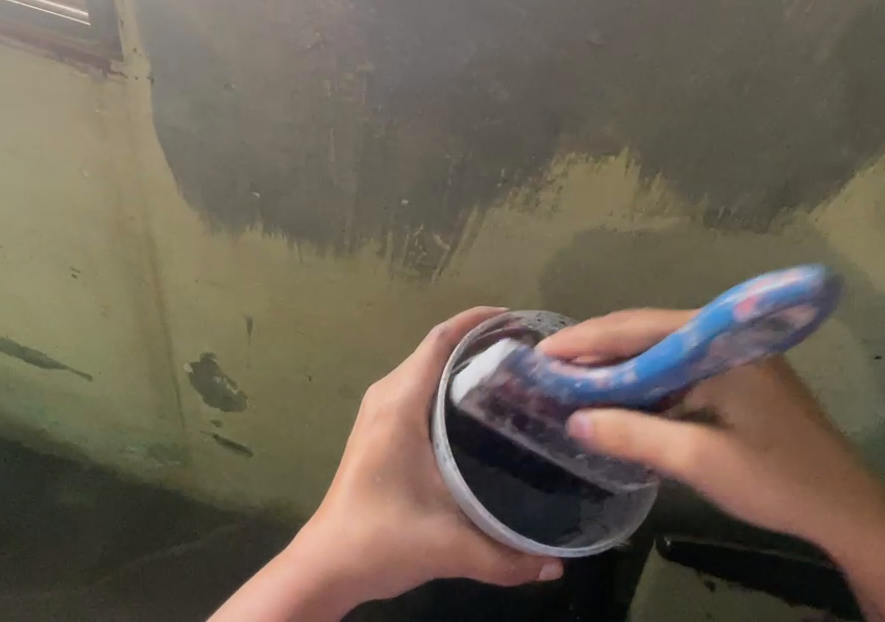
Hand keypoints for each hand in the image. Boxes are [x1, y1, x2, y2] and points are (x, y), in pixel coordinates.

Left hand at [211, 307, 562, 620]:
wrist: (327, 565)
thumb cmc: (380, 540)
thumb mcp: (447, 547)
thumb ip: (504, 558)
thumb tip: (556, 565)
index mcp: (400, 404)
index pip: (439, 341)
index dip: (475, 321)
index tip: (514, 318)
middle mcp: (387, 396)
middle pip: (435, 349)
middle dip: (477, 340)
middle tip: (524, 351)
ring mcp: (379, 410)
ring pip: (425, 367)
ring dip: (460, 360)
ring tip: (508, 372)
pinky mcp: (378, 426)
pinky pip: (417, 384)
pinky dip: (446, 380)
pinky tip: (475, 405)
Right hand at [538, 308, 884, 543]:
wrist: (852, 514)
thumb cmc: (778, 481)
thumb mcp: (700, 460)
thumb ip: (634, 435)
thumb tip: (573, 421)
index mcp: (723, 343)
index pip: (642, 328)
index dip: (590, 340)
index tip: (544, 352)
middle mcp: (727, 338)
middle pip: (650, 332)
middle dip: (599, 348)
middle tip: (549, 364)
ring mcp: (735, 356)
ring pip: (663, 349)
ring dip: (620, 364)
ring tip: (573, 376)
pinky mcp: (739, 378)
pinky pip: (680, 367)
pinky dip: (647, 379)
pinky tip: (620, 393)